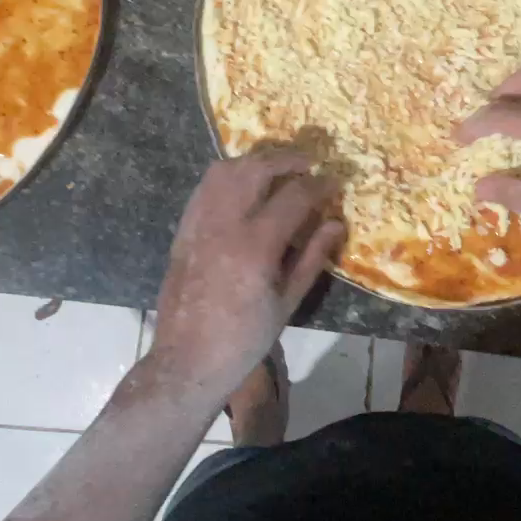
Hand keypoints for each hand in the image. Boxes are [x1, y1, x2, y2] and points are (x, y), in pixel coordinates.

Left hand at [147, 149, 344, 396]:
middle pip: (257, 169)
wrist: (188, 361)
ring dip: (256, 161)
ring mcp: (199, 223)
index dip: (319, 185)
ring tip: (278, 168)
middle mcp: (224, 225)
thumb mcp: (288, 302)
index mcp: (255, 246)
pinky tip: (246, 184)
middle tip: (309, 163)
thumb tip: (336, 223)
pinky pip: (206, 186)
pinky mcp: (183, 228)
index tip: (335, 182)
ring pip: (226, 169)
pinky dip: (230, 174)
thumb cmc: (245, 339)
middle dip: (287, 159)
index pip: (294, 196)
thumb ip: (312, 257)